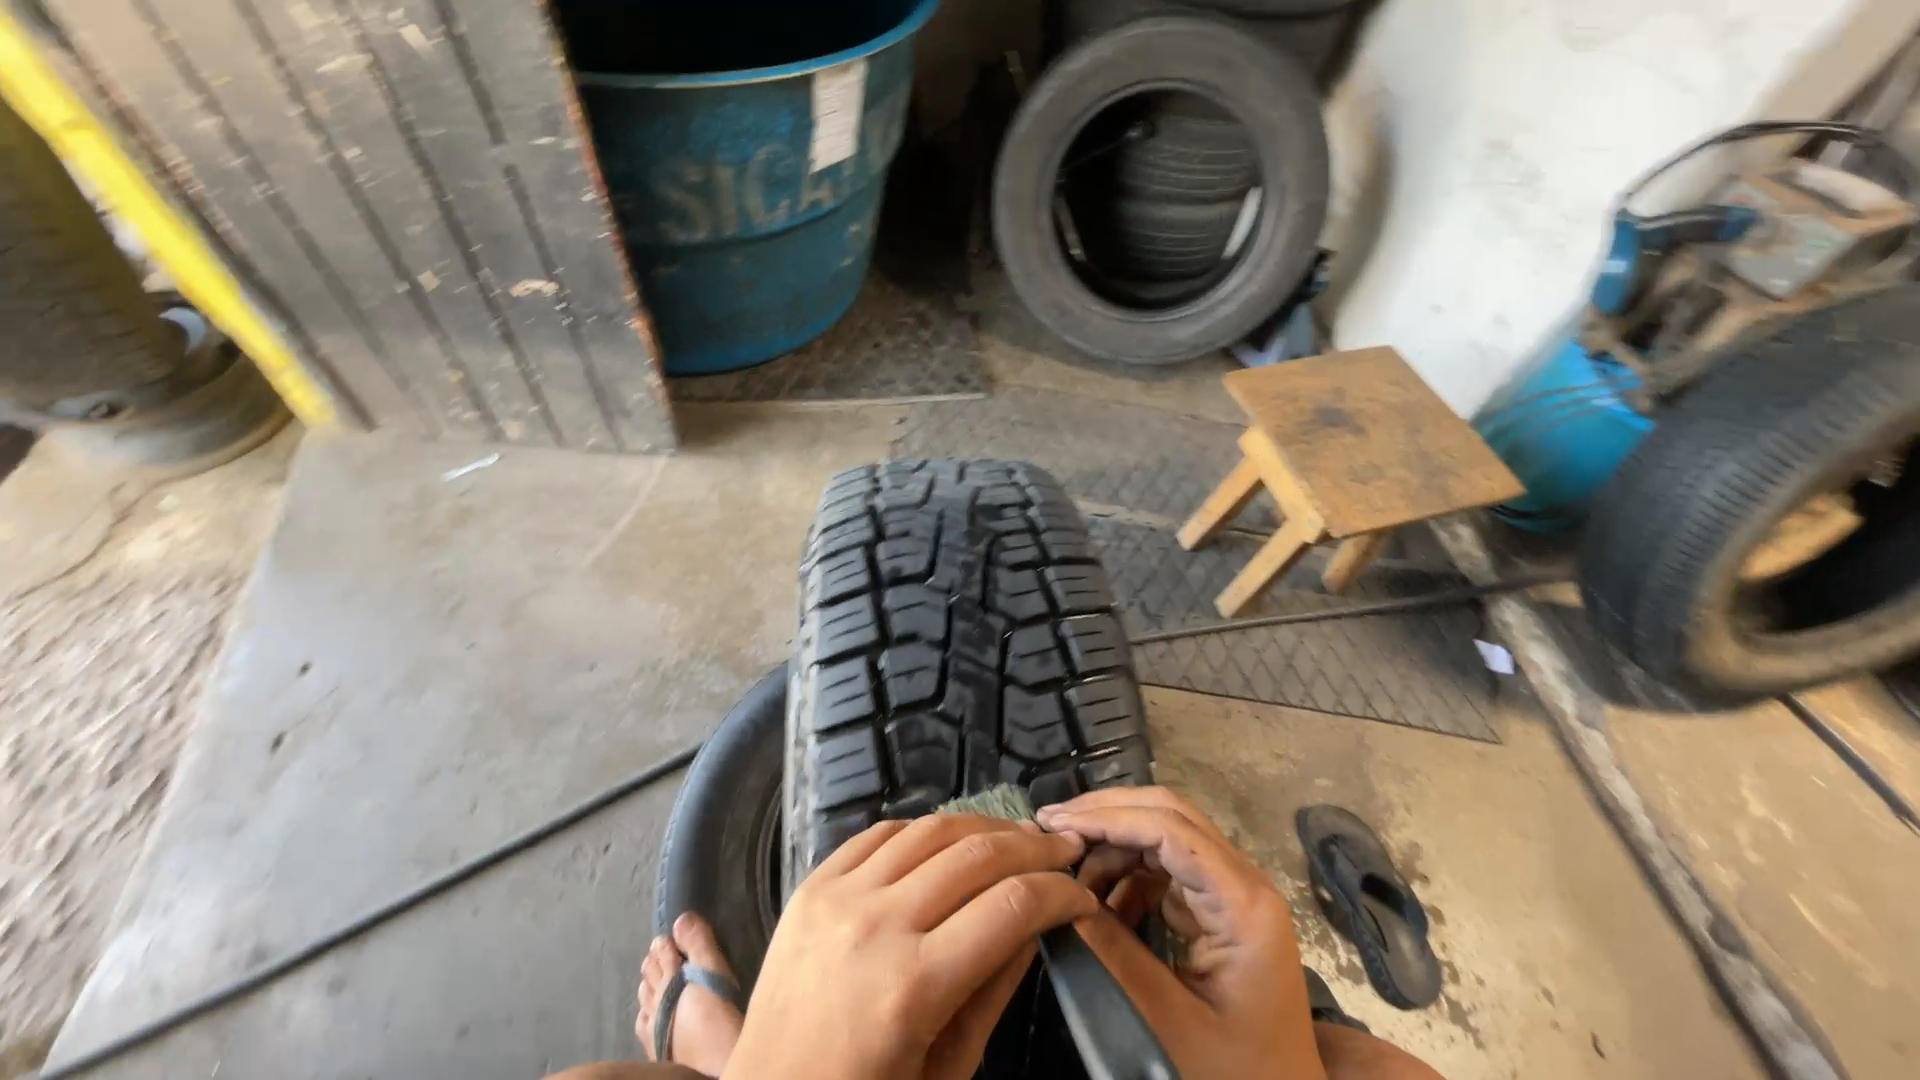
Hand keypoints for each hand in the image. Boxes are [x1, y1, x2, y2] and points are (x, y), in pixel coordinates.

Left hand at [721, 814, 1098, 1079]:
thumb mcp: (946, 1068)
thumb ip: (993, 990)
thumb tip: (1036, 924)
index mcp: (914, 986)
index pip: (1011, 907)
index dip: (1059, 893)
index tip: (1082, 896)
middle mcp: (876, 925)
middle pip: (976, 856)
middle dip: (1033, 848)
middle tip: (1064, 850)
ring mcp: (837, 896)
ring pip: (929, 830)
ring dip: (984, 826)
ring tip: (1016, 836)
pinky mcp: (811, 885)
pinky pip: (878, 833)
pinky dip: (923, 829)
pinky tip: (948, 839)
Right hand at [1037, 787, 1328, 1079]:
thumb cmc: (1235, 1069)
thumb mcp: (1170, 1021)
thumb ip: (1115, 954)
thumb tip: (1062, 899)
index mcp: (1243, 903)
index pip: (1170, 829)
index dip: (1109, 819)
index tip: (1056, 826)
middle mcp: (1243, 882)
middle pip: (1169, 815)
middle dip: (1107, 814)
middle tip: (1050, 824)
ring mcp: (1230, 892)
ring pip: (1163, 836)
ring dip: (1112, 846)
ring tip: (1067, 875)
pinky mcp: (1217, 908)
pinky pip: (1164, 870)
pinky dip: (1125, 876)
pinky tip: (1095, 903)